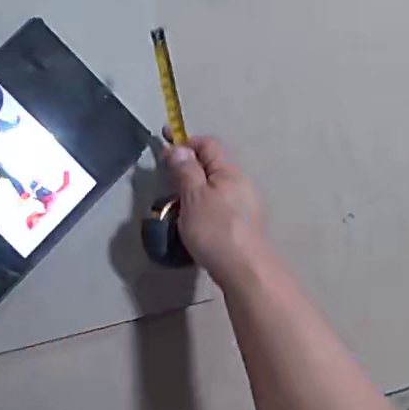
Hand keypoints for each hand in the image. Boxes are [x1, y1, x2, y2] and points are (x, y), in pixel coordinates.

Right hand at [164, 133, 267, 285]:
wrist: (244, 270)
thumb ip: (185, 171)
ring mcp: (244, 204)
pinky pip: (218, 202)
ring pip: (214, 185)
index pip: (207, 145)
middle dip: (188, 166)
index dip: (185, 140)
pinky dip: (202, 203)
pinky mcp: (242, 223)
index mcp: (229, 172)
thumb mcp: (193, 197)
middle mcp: (240, 183)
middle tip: (166, 177)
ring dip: (194, 187)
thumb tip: (179, 148)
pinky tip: (192, 219)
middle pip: (211, 165)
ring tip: (175, 203)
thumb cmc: (215, 230)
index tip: (164, 140)